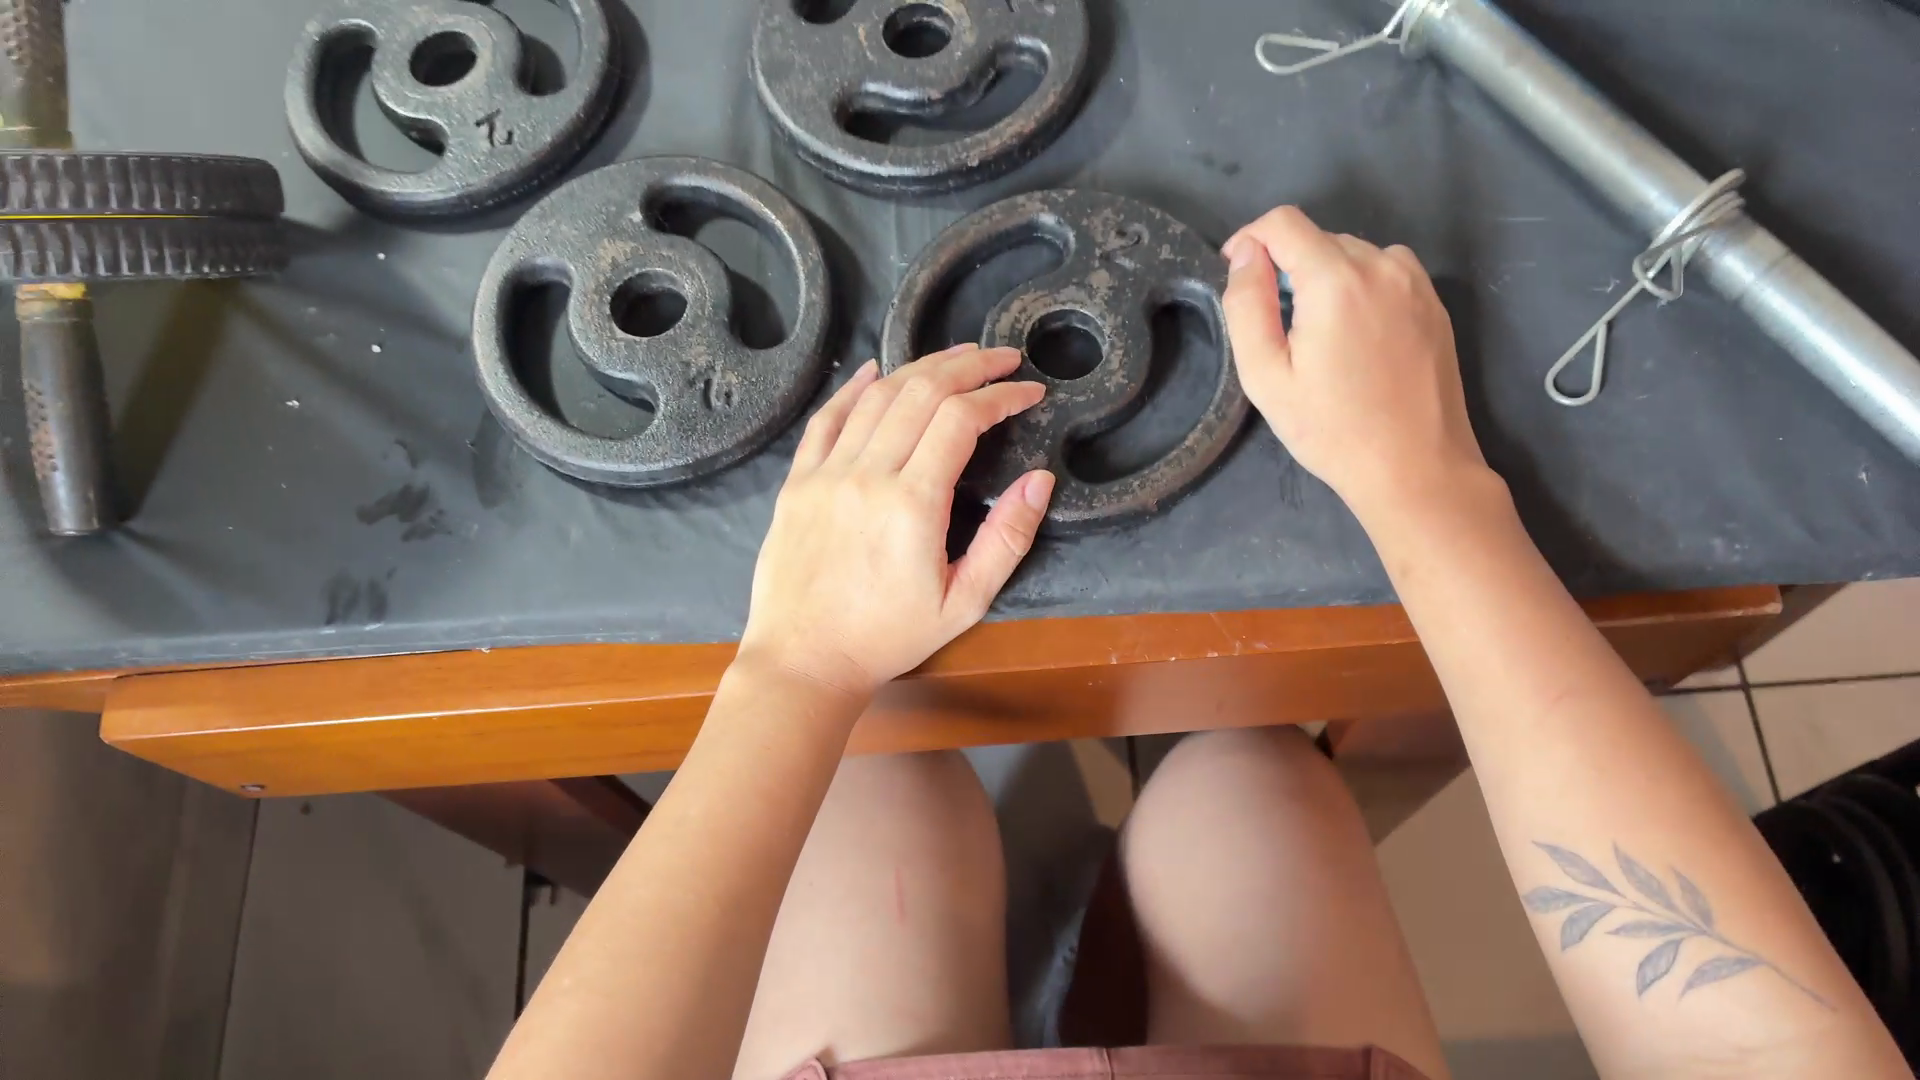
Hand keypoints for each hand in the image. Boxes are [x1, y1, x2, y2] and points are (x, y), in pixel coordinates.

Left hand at [737, 345, 1054, 699]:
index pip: (962, 419)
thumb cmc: (888, 638)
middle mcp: (866, 474)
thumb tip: (1040, 480)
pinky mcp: (797, 482)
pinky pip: (826, 420)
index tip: (1029, 392)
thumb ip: (1006, 539)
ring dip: (920, 368)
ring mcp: (826, 474)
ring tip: (956, 357)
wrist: (804, 661)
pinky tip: (874, 370)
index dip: (1000, 396)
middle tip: (1001, 357)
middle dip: (968, 366)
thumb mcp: (963, 602)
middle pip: (921, 393)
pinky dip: (853, 389)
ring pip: (877, 398)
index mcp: (913, 503)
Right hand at [1220, 206, 1489, 520]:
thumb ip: (1246, 305)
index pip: (1283, 223)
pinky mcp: (1433, 303)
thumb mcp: (1265, 375)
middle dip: (1286, 269)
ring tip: (1314, 338)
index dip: (1248, 240)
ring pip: (1351, 256)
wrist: (1414, 466)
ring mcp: (1415, 281)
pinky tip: (1353, 341)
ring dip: (1322, 280)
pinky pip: (1382, 274)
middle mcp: (1382, 264)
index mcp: (1336, 278)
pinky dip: (1356, 291)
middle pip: (1317, 239)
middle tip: (1274, 329)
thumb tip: (1244, 255)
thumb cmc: (1329, 428)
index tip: (1235, 275)